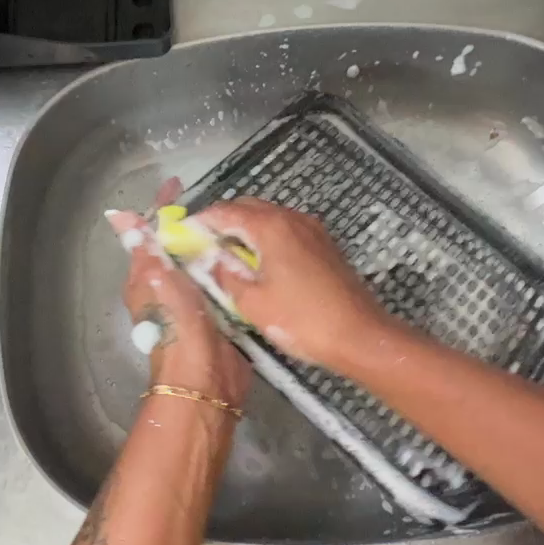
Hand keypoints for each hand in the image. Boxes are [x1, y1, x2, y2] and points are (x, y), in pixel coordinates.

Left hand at [106, 180, 251, 409]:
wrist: (205, 379)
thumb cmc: (178, 328)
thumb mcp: (157, 281)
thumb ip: (145, 249)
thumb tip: (119, 217)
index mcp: (146, 278)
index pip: (151, 234)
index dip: (162, 209)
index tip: (180, 186)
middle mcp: (169, 287)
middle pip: (181, 247)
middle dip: (198, 224)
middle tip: (224, 203)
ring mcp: (195, 302)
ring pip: (206, 264)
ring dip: (220, 245)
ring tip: (242, 222)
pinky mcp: (221, 316)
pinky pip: (228, 284)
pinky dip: (237, 269)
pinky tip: (253, 255)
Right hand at [191, 198, 401, 372]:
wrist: (360, 336)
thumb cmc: (302, 321)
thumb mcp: (253, 304)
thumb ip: (225, 275)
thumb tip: (209, 259)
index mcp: (271, 227)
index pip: (226, 211)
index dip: (201, 221)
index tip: (182, 234)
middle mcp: (292, 218)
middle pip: (248, 208)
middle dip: (223, 221)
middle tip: (202, 244)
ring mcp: (312, 230)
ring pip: (269, 218)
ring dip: (245, 230)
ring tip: (226, 255)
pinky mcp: (323, 244)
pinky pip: (286, 230)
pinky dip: (266, 238)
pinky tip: (258, 263)